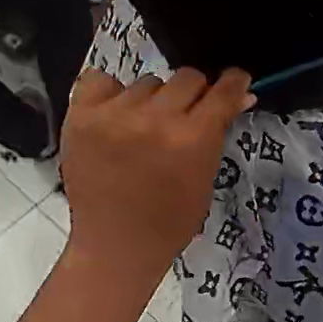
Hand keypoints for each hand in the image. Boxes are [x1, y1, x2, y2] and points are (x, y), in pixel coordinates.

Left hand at [59, 67, 253, 283]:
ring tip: (147, 125)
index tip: (236, 81)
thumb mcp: (207, 174)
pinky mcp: (80, 116)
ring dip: (155, 99)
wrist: (118, 243)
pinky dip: (112, 93)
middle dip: (195, 94)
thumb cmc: (173, 217)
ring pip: (148, 82)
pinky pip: (101, 80)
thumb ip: (219, 131)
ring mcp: (114, 115)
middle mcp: (154, 120)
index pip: (222, 91)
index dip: (234, 82)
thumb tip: (242, 95)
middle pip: (187, 78)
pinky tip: (117, 115)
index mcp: (192, 138)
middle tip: (188, 116)